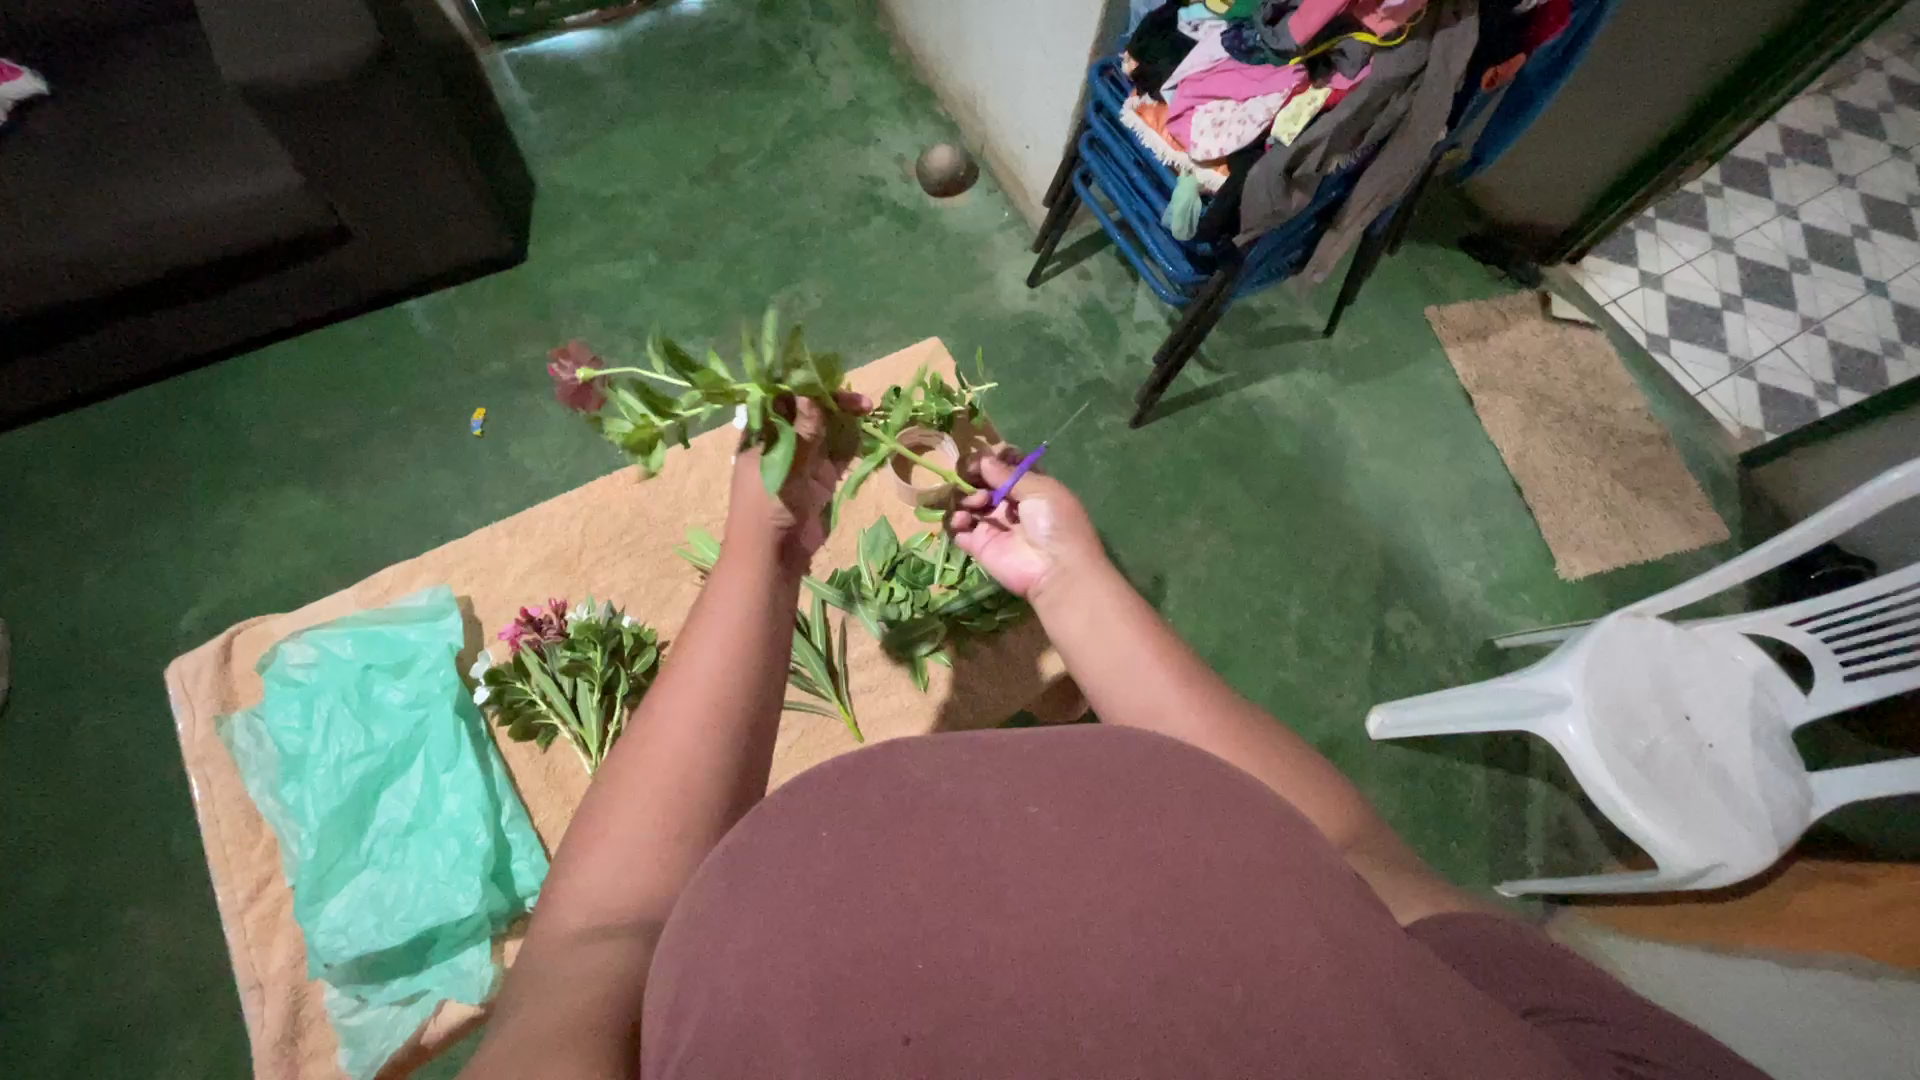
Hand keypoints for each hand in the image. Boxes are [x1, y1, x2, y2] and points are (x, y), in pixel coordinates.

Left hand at [728, 391, 870, 571]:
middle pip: (811, 411)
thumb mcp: (783, 463)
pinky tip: (867, 433)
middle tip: (861, 401)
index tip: (832, 380)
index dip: (807, 386)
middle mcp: (784, 442)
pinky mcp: (822, 479)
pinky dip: (853, 443)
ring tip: (868, 410)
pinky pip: (839, 454)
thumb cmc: (766, 505)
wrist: (773, 553)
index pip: (784, 398)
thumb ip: (802, 430)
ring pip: (828, 430)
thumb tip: (812, 394)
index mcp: (763, 433)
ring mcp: (804, 460)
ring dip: (847, 420)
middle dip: (834, 402)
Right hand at [948, 447, 1102, 599]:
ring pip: (967, 503)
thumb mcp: (1040, 489)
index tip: (981, 459)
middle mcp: (1010, 504)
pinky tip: (962, 520)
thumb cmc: (1054, 523)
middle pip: (982, 483)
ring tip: (975, 504)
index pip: (1004, 467)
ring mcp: (993, 525)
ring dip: (965, 497)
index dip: (991, 460)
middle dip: (973, 476)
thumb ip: (1008, 474)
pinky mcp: (979, 545)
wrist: (1055, 569)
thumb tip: (984, 460)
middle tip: (969, 476)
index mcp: (1029, 488)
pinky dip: (955, 521)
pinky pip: (958, 529)